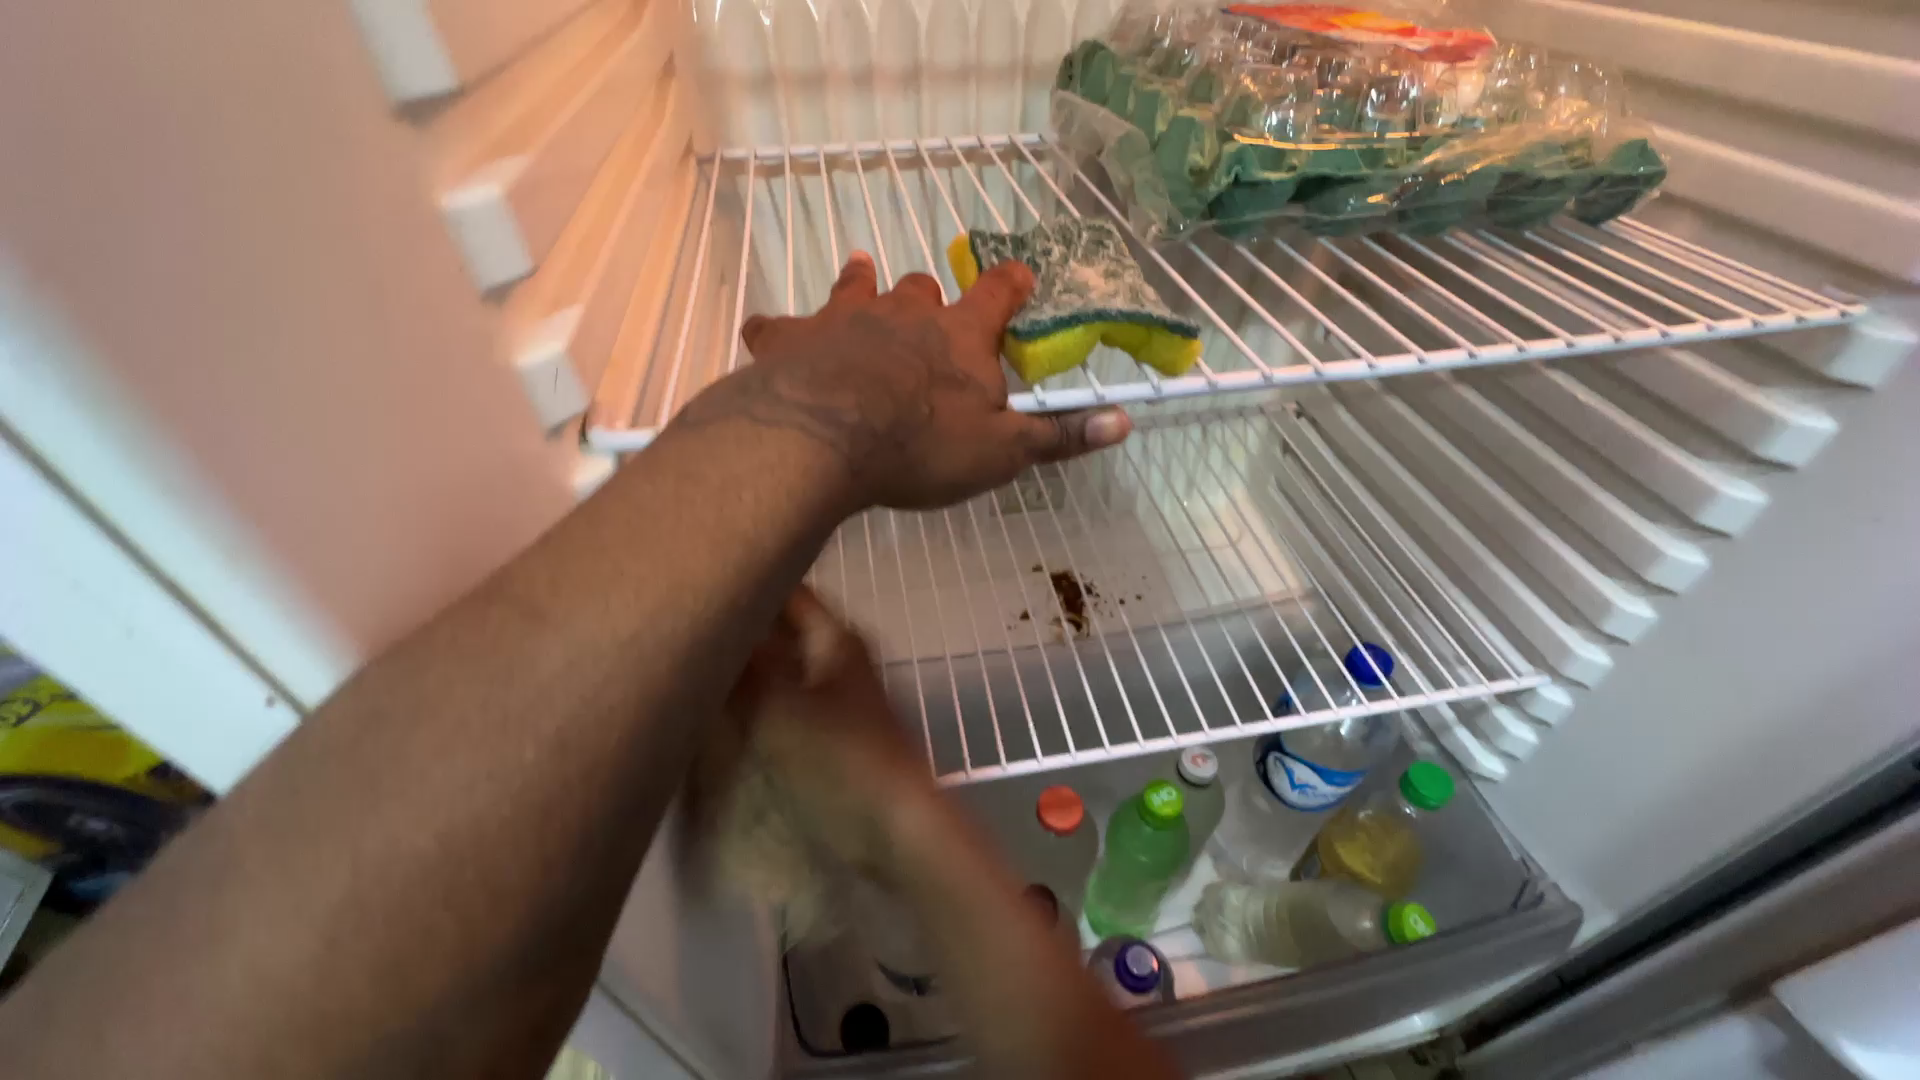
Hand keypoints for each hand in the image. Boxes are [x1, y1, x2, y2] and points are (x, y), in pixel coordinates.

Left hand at [674, 252, 1131, 510]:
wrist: (825, 438)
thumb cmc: (921, 446)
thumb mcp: (1001, 451)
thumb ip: (1059, 435)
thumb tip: (1125, 422)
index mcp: (960, 335)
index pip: (998, 295)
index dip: (1013, 285)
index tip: (1021, 274)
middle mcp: (904, 313)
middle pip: (923, 286)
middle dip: (930, 297)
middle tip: (928, 307)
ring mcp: (844, 319)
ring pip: (857, 287)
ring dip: (862, 284)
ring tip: (862, 272)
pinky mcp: (793, 338)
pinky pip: (781, 324)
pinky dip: (780, 329)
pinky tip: (768, 332)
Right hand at [704, 586, 937, 884]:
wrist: (894, 821)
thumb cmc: (840, 755)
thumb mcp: (778, 708)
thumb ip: (741, 668)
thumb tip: (707, 628)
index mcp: (834, 636)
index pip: (788, 591)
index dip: (747, 585)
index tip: (698, 585)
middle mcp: (837, 656)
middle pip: (782, 629)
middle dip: (739, 628)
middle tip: (682, 627)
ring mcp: (834, 694)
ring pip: (780, 665)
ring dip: (744, 665)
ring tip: (689, 663)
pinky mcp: (828, 730)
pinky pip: (782, 699)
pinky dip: (755, 698)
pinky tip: (718, 709)